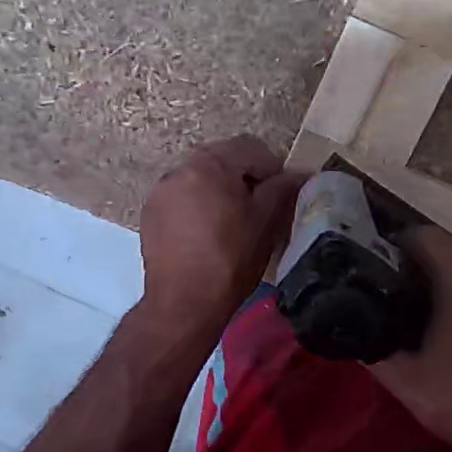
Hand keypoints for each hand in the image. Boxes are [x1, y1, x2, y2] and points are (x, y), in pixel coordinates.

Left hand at [138, 136, 303, 332]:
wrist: (184, 303)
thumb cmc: (231, 258)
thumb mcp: (266, 221)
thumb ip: (284, 188)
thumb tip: (301, 173)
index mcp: (210, 163)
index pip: (252, 147)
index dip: (273, 168)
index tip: (280, 195)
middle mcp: (180, 168)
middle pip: (223, 158)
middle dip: (245, 176)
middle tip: (259, 207)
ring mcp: (161, 190)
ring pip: (201, 177)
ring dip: (220, 189)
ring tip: (232, 221)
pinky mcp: (151, 213)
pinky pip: (182, 196)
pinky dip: (198, 204)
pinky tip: (207, 233)